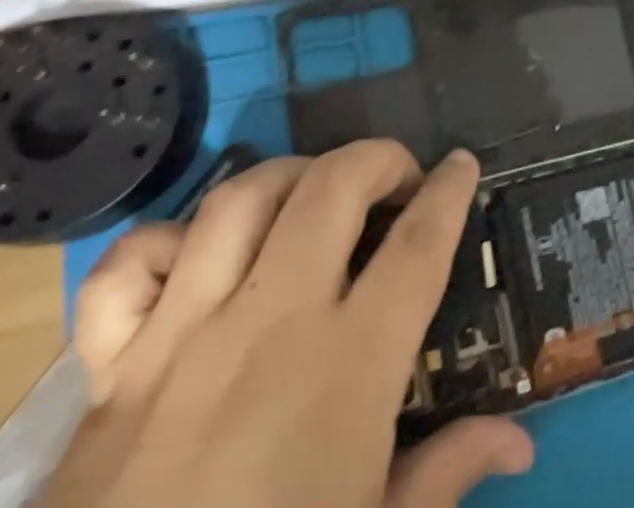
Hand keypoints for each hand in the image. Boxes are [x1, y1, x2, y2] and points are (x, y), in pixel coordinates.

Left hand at [43, 141, 533, 507]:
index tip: (461, 164)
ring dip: (288, 176)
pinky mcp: (112, 358)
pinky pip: (132, 264)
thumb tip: (521, 442)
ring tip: (314, 191)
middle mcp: (272, 321)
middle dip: (376, 161)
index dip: (447, 194)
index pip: (417, 249)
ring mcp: (185, 330)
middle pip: (330, 191)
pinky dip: (165, 241)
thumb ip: (450, 472)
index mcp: (351, 364)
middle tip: (397, 178)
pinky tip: (196, 255)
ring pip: (239, 202)